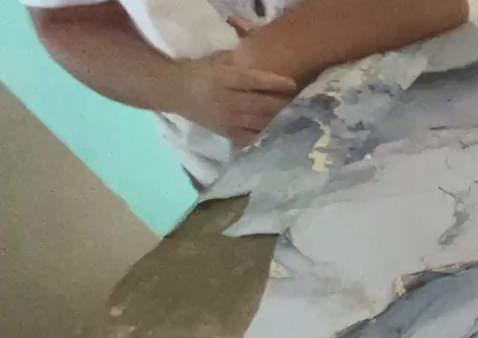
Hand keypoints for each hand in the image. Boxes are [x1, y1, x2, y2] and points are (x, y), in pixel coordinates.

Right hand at [167, 50, 295, 142]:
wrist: (170, 89)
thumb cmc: (199, 72)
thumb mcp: (214, 61)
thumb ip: (238, 61)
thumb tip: (266, 58)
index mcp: (220, 78)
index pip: (251, 80)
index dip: (273, 82)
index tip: (292, 83)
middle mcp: (225, 99)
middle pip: (263, 105)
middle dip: (285, 104)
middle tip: (306, 104)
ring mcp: (228, 119)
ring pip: (263, 122)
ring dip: (284, 121)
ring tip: (302, 119)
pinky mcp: (230, 133)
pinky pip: (256, 137)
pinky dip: (272, 136)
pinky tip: (288, 134)